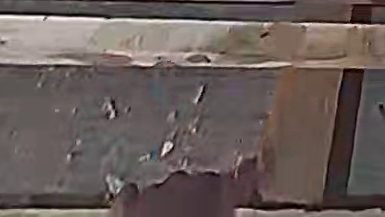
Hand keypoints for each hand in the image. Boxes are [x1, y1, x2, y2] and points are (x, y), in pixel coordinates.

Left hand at [111, 158, 256, 216]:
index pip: (247, 172)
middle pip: (204, 179)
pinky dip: (138, 200)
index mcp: (221, 189)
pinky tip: (140, 211)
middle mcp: (193, 180)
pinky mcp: (129, 202)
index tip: (254, 172)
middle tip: (202, 214)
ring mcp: (160, 188)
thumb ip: (228, 208)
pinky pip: (134, 194)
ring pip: (171, 186)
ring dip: (172, 199)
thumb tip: (230, 208)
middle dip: (202, 195)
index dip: (250, 173)